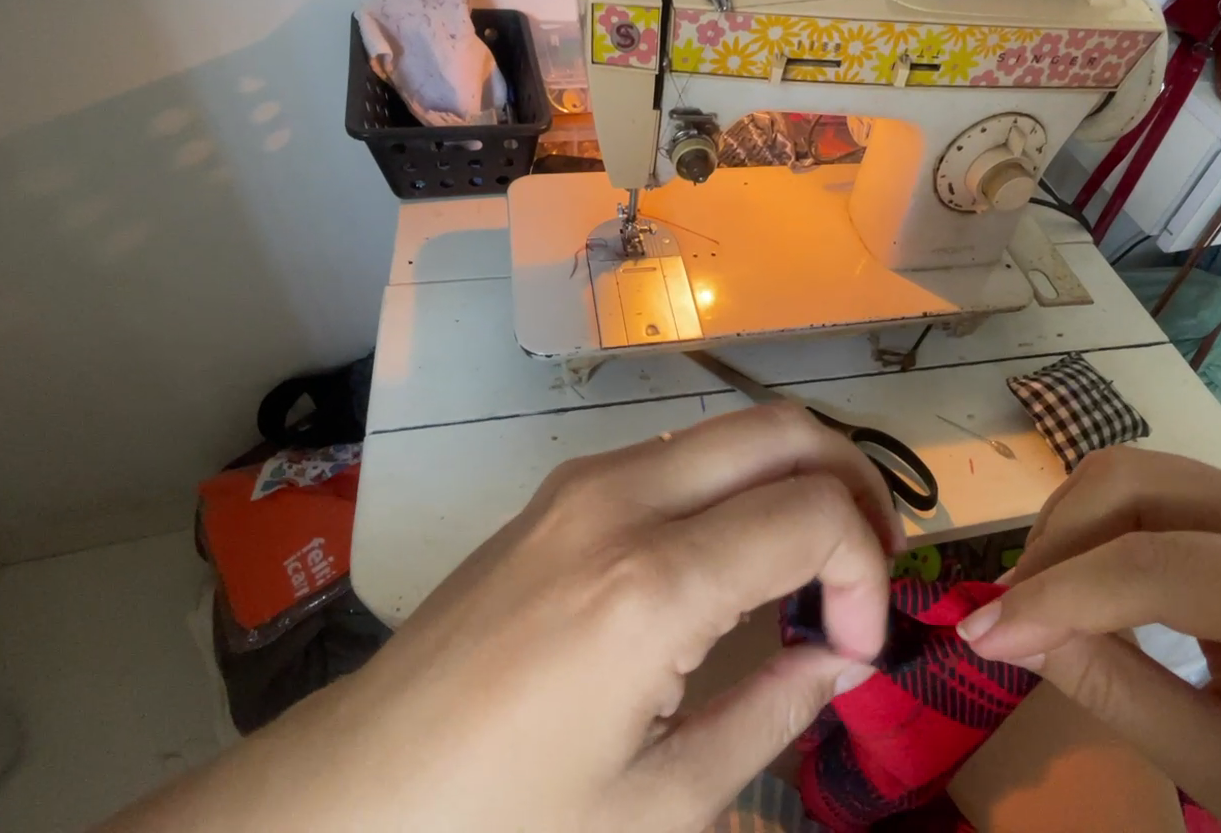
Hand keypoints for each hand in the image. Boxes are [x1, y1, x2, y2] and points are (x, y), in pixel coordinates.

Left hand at [104, 405, 901, 832]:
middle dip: (854, 485)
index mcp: (652, 584)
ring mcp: (587, 478)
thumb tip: (845, 656)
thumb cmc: (502, 820)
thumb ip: (773, 710)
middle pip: (785, 430)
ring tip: (821, 553)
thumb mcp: (658, 803)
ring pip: (736, 426)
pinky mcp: (565, 485)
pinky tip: (742, 547)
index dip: (866, 570)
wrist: (350, 793)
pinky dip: (743, 479)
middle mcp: (623, 498)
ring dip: (799, 473)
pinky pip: (686, 451)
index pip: (814, 514)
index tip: (855, 643)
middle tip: (870, 564)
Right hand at [958, 447, 1220, 832]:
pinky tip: (1076, 584)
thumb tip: (995, 631)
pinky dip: (1094, 531)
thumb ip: (1111, 690)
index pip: (1161, 566)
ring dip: (1068, 529)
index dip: (1059, 594)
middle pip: (1140, 484)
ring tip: (1036, 601)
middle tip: (1009, 615)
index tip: (980, 634)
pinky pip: (1151, 497)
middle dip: (1057, 542)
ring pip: (1136, 475)